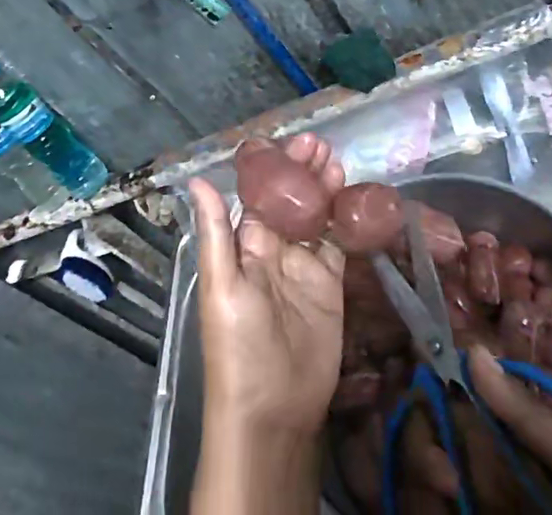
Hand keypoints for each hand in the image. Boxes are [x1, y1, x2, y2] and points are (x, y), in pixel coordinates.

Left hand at [188, 134, 345, 514]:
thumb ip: (217, 233)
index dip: (274, 167)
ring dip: (325, 188)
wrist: (273, 412)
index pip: (259, 195)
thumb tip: (196, 180)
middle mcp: (273, 249)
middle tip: (321, 143)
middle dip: (303, 170)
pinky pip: (338, 243)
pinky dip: (346, 220)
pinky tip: (356, 197)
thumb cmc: (237, 349)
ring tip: (336, 160)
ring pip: (316, 215)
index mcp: (243, 246)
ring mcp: (303, 265)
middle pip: (291, 200)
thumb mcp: (221, 288)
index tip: (289, 141)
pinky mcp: (329, 284)